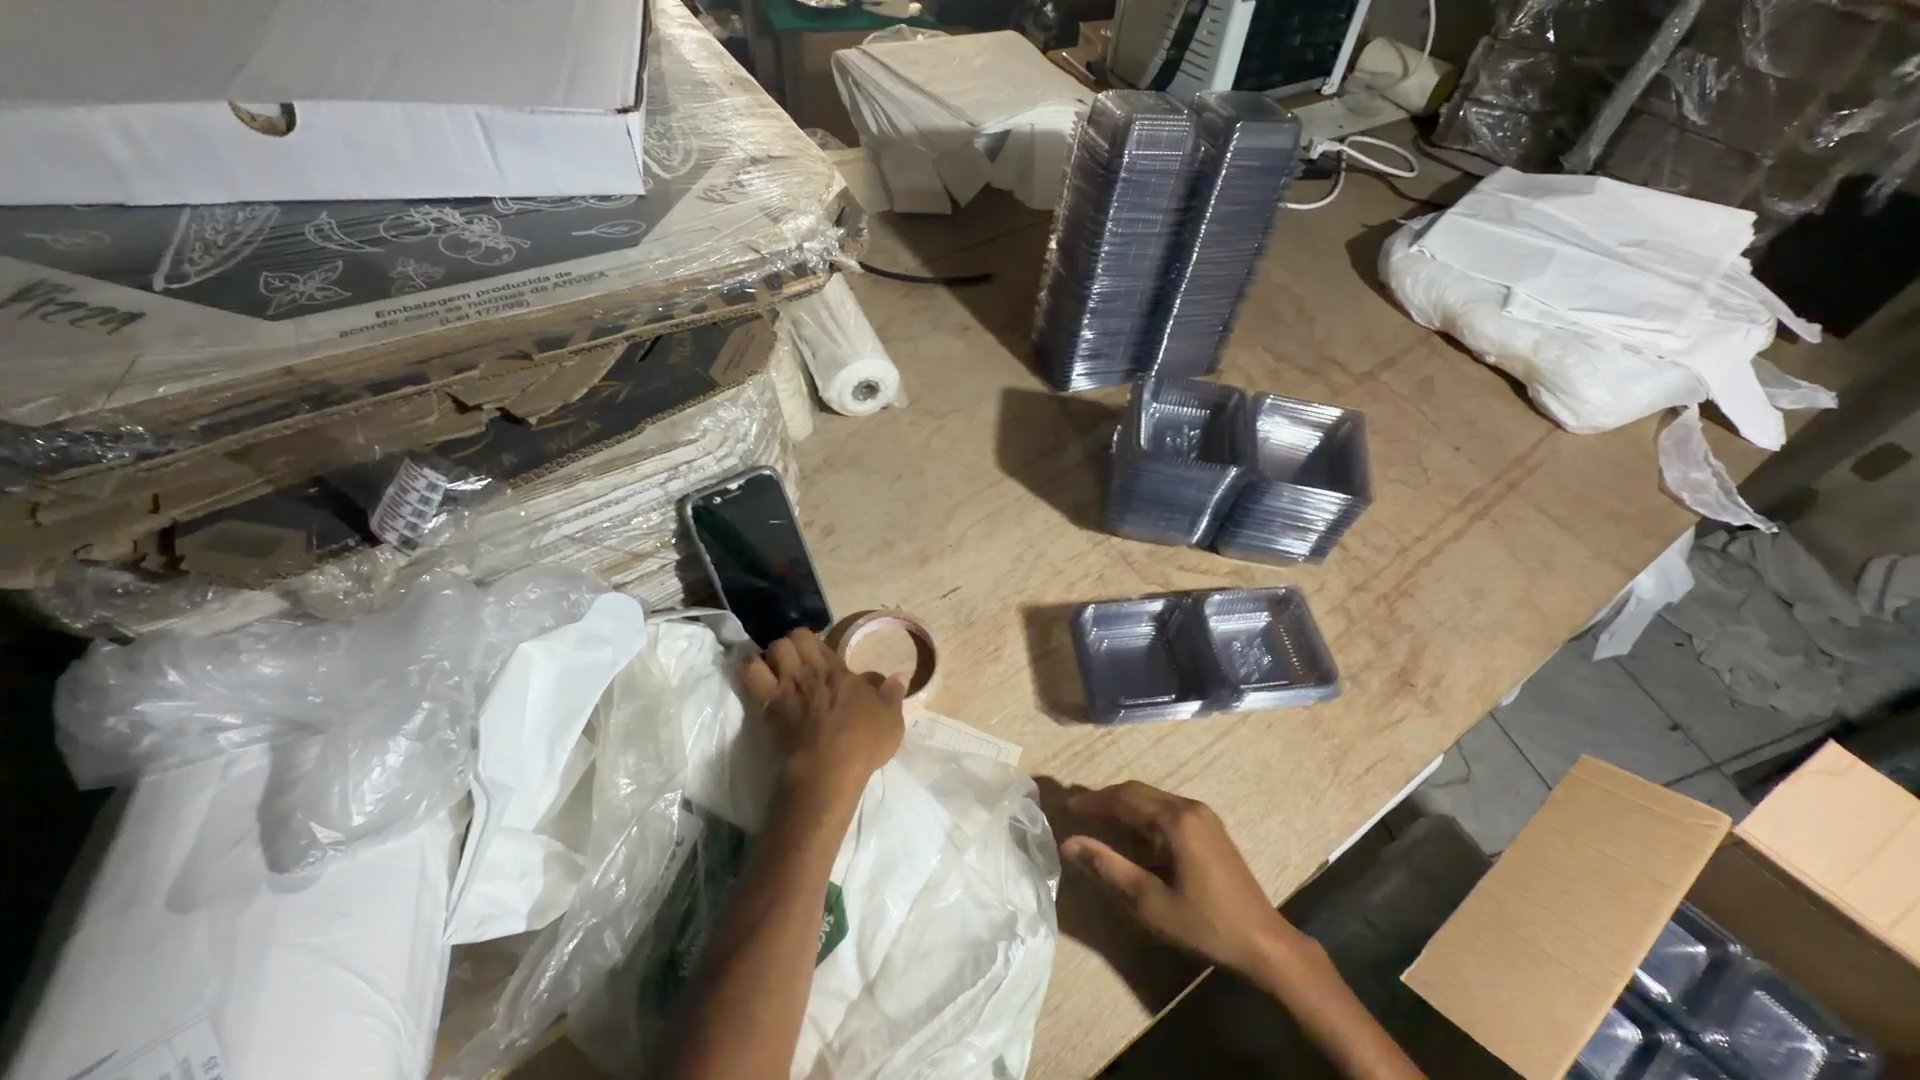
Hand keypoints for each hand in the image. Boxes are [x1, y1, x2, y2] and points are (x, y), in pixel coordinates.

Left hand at [741, 628, 906, 801]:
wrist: (828, 769)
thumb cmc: (863, 743)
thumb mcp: (891, 719)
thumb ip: (892, 694)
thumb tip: (899, 675)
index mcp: (839, 672)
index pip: (820, 642)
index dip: (816, 645)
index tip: (817, 657)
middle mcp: (811, 672)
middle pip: (794, 638)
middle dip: (793, 644)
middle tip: (796, 660)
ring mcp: (786, 686)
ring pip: (773, 648)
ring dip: (773, 653)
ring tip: (775, 666)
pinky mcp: (766, 705)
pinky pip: (750, 673)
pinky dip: (750, 667)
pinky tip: (754, 672)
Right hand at [1059, 781, 1300, 983]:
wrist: (1262, 941)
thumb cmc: (1204, 924)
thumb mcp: (1149, 901)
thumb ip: (1108, 867)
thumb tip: (1069, 844)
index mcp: (1175, 821)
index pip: (1123, 798)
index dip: (1092, 802)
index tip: (1066, 809)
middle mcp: (1190, 808)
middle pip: (1138, 792)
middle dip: (1106, 799)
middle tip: (1077, 812)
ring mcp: (1205, 817)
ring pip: (1153, 799)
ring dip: (1124, 805)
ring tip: (1097, 821)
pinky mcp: (1211, 829)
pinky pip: (1168, 810)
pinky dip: (1143, 815)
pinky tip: (1132, 834)